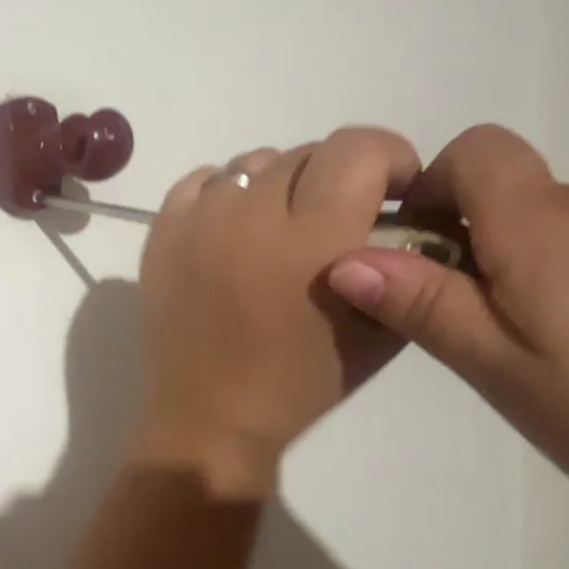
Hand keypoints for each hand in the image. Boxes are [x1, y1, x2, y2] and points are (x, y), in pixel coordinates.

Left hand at [133, 127, 415, 498]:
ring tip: (281, 227)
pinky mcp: (162, 233)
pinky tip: (235, 227)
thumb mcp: (378, 332)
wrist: (210, 420)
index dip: (387, 156)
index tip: (394, 188)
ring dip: (279, 184)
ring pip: (253, 164)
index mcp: (314, 239)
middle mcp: (253, 216)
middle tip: (339, 215)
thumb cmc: (301, 386)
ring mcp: (200, 221)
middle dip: (337, 174)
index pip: (356, 149)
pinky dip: (226, 193)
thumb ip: (402, 264)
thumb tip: (406, 218)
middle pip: (306, 154)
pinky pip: (202, 181)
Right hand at [322, 123, 568, 536]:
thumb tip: (343, 256)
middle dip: (469, 243)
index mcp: (544, 225)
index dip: (429, 186)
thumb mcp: (507, 373)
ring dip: (526, 271)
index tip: (410, 255)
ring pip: (564, 230)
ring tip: (540, 361)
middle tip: (466, 334)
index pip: (473, 151)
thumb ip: (426, 307)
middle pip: (514, 194)